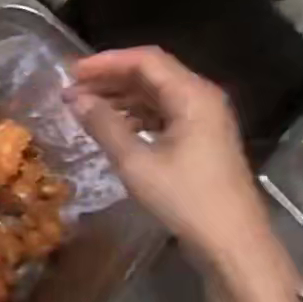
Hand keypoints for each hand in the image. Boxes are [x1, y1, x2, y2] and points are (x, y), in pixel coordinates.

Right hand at [65, 46, 288, 287]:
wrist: (231, 241)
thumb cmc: (184, 198)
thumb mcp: (135, 162)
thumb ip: (104, 125)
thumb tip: (75, 99)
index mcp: (192, 96)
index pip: (146, 60)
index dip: (105, 61)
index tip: (71, 73)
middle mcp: (201, 98)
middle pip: (152, 73)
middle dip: (109, 77)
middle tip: (71, 90)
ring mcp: (203, 119)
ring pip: (156, 93)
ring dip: (119, 95)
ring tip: (84, 107)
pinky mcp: (200, 138)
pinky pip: (162, 112)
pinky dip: (134, 113)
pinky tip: (111, 125)